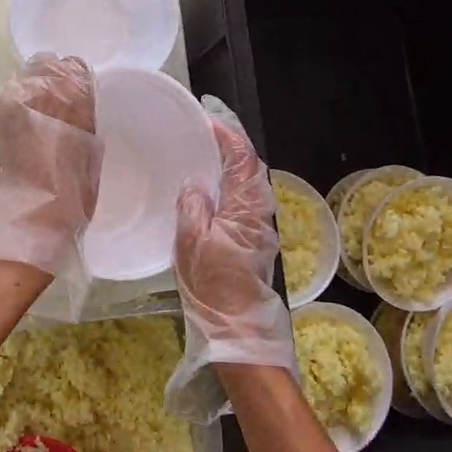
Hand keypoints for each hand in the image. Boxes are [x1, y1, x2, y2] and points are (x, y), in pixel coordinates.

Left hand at [0, 55, 102, 278]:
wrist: (15, 231)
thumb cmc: (65, 205)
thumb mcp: (90, 165)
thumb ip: (83, 130)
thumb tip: (77, 118)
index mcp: (70, 102)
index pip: (74, 68)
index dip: (76, 79)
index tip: (77, 93)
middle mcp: (34, 95)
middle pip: (42, 69)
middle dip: (49, 82)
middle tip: (54, 107)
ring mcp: (2, 108)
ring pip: (18, 88)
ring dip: (26, 99)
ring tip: (32, 127)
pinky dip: (6, 119)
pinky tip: (11, 143)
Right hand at [166, 99, 296, 421]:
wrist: (238, 332)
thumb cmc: (213, 288)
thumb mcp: (192, 243)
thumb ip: (193, 207)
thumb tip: (195, 184)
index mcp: (246, 206)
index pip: (242, 158)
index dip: (228, 135)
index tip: (207, 119)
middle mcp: (259, 212)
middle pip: (250, 168)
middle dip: (230, 146)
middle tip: (202, 133)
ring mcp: (260, 228)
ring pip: (248, 185)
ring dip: (230, 166)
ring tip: (203, 155)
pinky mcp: (254, 242)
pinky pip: (243, 201)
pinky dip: (228, 186)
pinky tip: (208, 190)